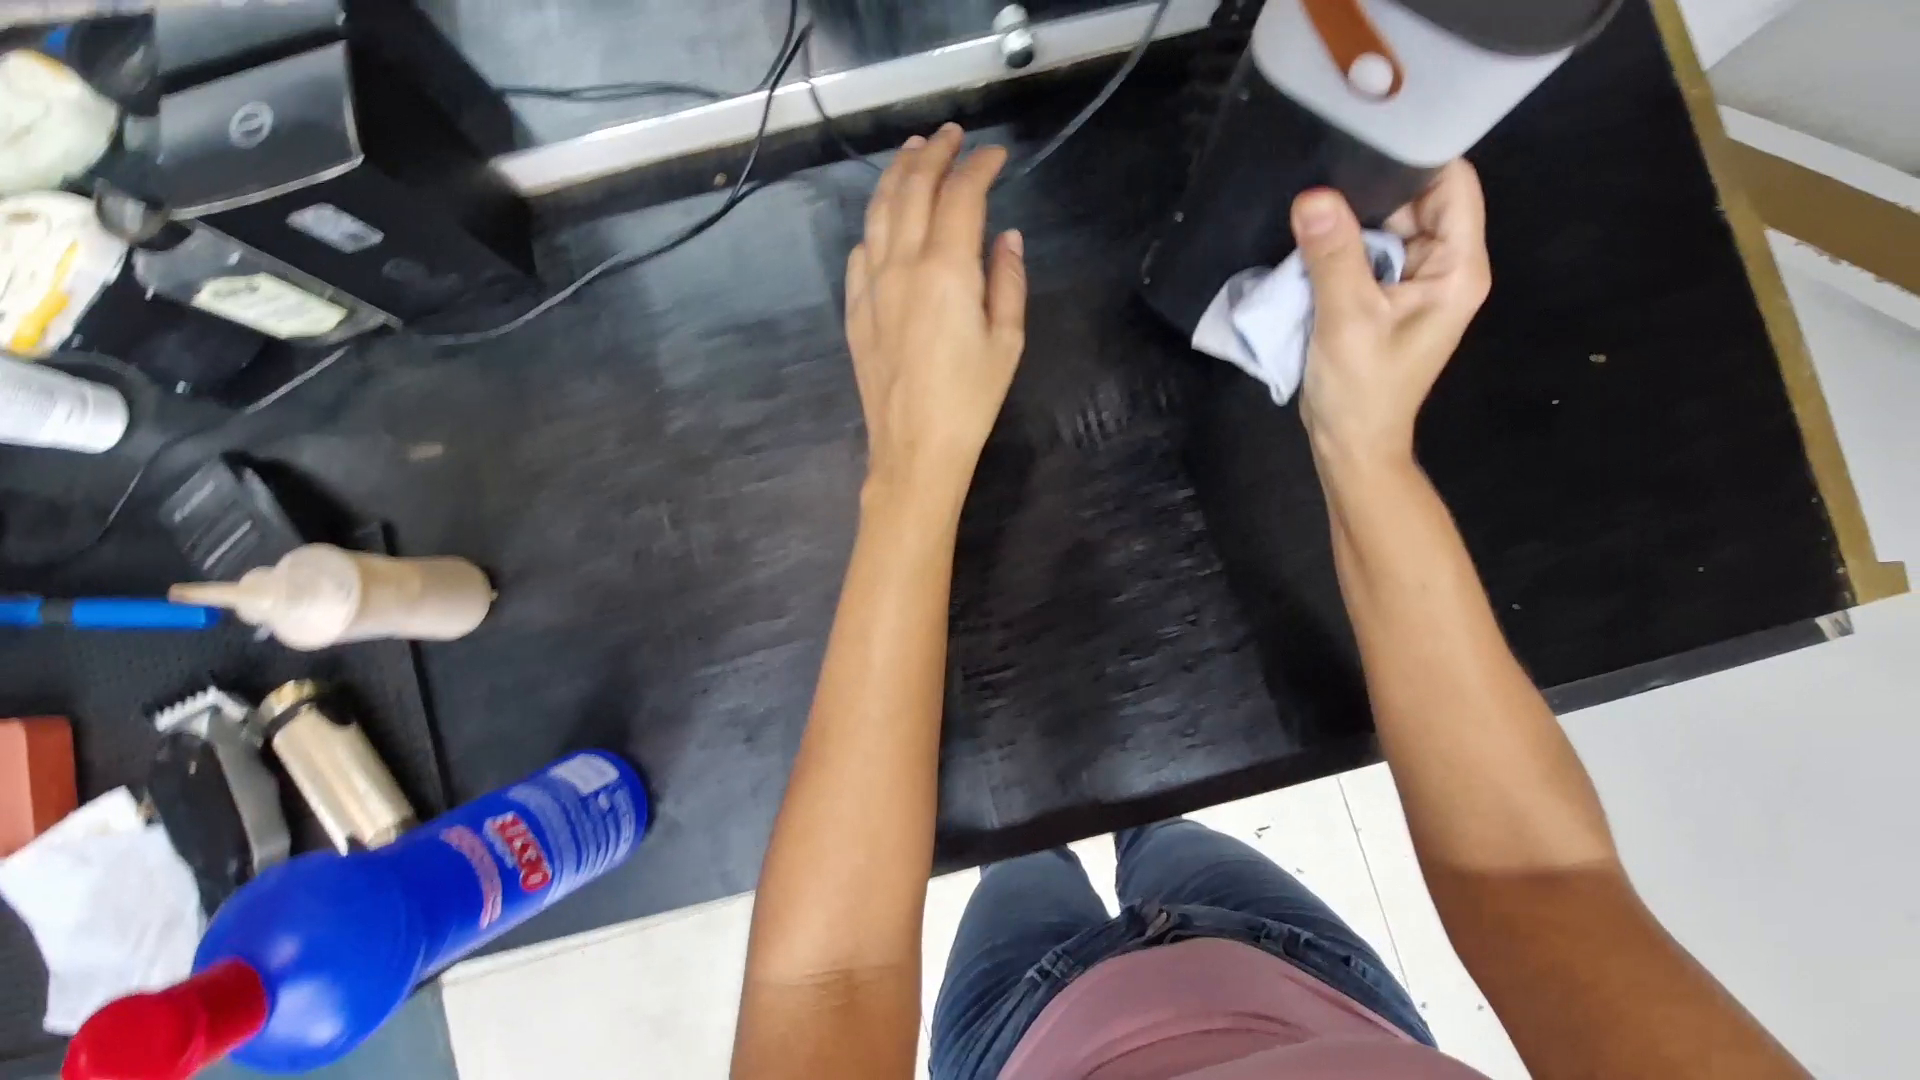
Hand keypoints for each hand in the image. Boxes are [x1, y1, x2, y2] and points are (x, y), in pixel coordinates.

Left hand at [846, 123, 1026, 508]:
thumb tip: (1007, 237)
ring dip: (896, 176)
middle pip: (912, 189)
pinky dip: (874, 226)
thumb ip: (1008, 281)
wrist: (914, 447)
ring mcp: (871, 286)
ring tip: (910, 153)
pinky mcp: (856, 310)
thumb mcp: (1007, 342)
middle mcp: (903, 265)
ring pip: (878, 213)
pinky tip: (884, 223)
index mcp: (947, 270)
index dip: (979, 166)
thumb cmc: (970, 399)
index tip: (995, 154)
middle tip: (950, 134)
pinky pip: (860, 253)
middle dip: (933, 153)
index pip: (961, 195)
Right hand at [1293, 160, 1490, 469]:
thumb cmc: (1362, 389)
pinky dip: (1340, 246)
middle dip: (1374, 188)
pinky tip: (1310, 237)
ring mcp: (1411, 283)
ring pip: (1386, 228)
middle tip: (1324, 169)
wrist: (1350, 444)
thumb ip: (1333, 255)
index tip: (1368, 136)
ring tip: (1310, 200)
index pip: (1453, 187)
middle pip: (1417, 202)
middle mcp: (1442, 268)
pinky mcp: (1382, 297)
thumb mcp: (1347, 319)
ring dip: (1350, 219)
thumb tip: (1312, 197)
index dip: (1418, 157)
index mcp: (1457, 269)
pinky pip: (1365, 254)